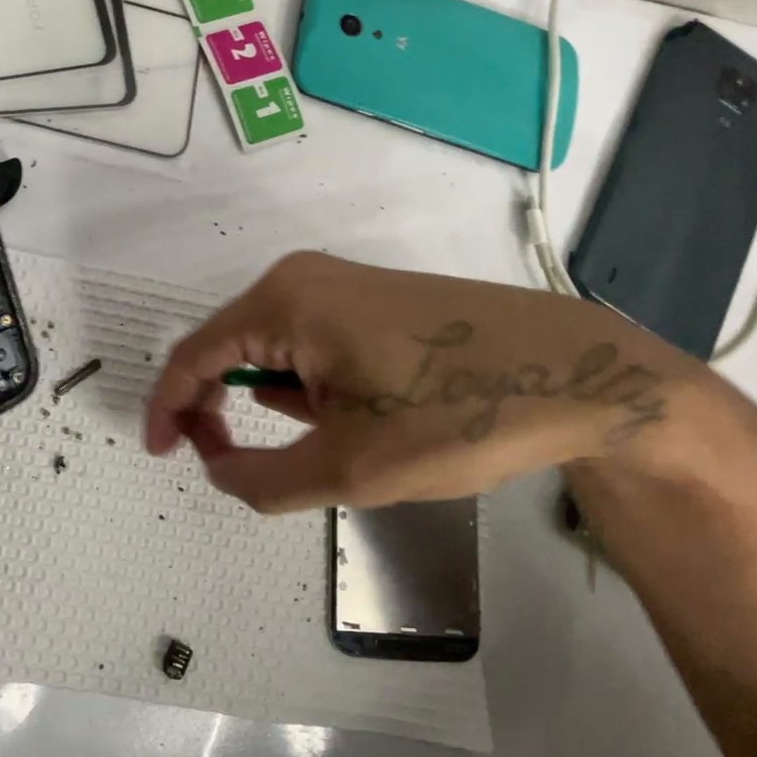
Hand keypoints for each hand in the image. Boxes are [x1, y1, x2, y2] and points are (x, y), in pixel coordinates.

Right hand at [145, 251, 715, 512]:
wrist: (593, 379)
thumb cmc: (461, 415)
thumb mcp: (349, 468)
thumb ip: (259, 478)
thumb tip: (214, 468)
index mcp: (283, 301)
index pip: (194, 356)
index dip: (170, 409)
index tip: (163, 455)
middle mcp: (300, 278)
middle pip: (229, 348)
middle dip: (227, 409)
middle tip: (241, 464)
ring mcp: (340, 284)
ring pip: (274, 349)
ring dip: (281, 401)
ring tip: (341, 441)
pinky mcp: (374, 299)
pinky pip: (311, 343)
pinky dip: (314, 386)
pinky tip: (366, 413)